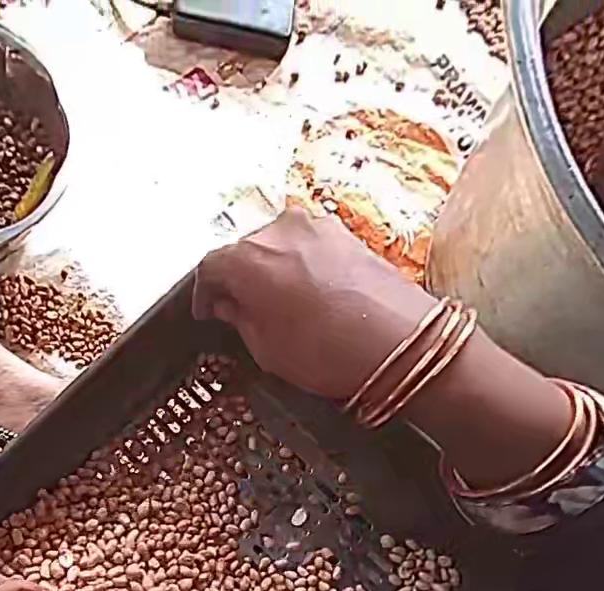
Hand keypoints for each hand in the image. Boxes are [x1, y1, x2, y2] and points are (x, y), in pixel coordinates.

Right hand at [193, 208, 439, 401]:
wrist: (400, 343)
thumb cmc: (327, 352)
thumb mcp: (267, 348)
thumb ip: (238, 318)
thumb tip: (227, 303)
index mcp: (249, 258)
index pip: (210, 266)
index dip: (202, 292)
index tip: (205, 312)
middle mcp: (278, 229)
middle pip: (242, 249)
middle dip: (234, 279)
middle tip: (234, 310)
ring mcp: (315, 225)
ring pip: (274, 244)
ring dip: (265, 269)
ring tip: (270, 303)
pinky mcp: (344, 232)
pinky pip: (303, 244)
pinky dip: (293, 265)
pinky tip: (300, 293)